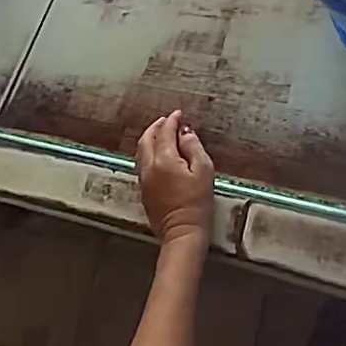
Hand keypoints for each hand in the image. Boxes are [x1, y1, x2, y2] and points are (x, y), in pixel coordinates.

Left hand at [137, 109, 213, 246]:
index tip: (178, 113)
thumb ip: (194, 148)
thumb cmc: (197, 201)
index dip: (172, 121)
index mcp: (164, 160)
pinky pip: (143, 163)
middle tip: (167, 120)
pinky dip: (149, 151)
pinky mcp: (144, 191)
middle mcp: (149, 167)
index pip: (165, 133)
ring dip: (150, 138)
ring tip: (161, 133)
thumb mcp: (204, 170)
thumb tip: (186, 133)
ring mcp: (144, 180)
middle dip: (156, 127)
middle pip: (146, 140)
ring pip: (141, 152)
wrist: (182, 232)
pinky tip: (158, 153)